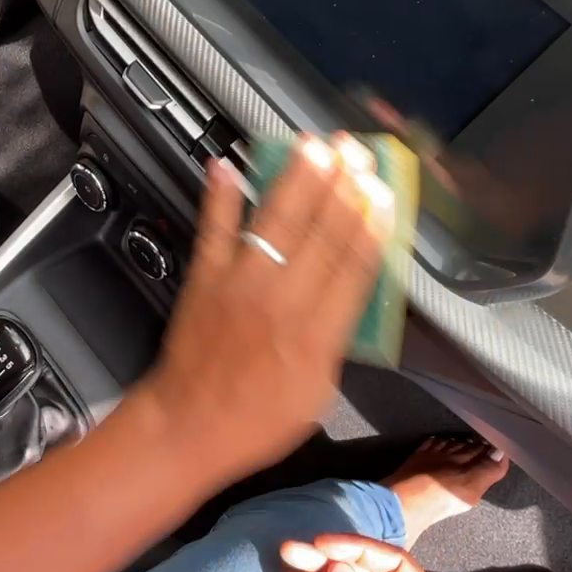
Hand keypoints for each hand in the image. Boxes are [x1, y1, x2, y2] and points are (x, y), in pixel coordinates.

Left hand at [139, 134, 395, 485]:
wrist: (188, 425)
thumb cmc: (257, 418)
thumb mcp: (318, 391)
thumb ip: (336, 338)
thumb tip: (352, 295)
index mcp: (316, 333)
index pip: (353, 265)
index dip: (371, 222)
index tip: (383, 189)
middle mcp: (280, 300)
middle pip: (320, 234)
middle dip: (342, 187)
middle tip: (356, 151)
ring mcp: (238, 283)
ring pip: (275, 223)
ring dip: (296, 180)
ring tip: (313, 146)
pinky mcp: (203, 277)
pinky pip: (213, 230)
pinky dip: (218, 197)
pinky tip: (224, 166)